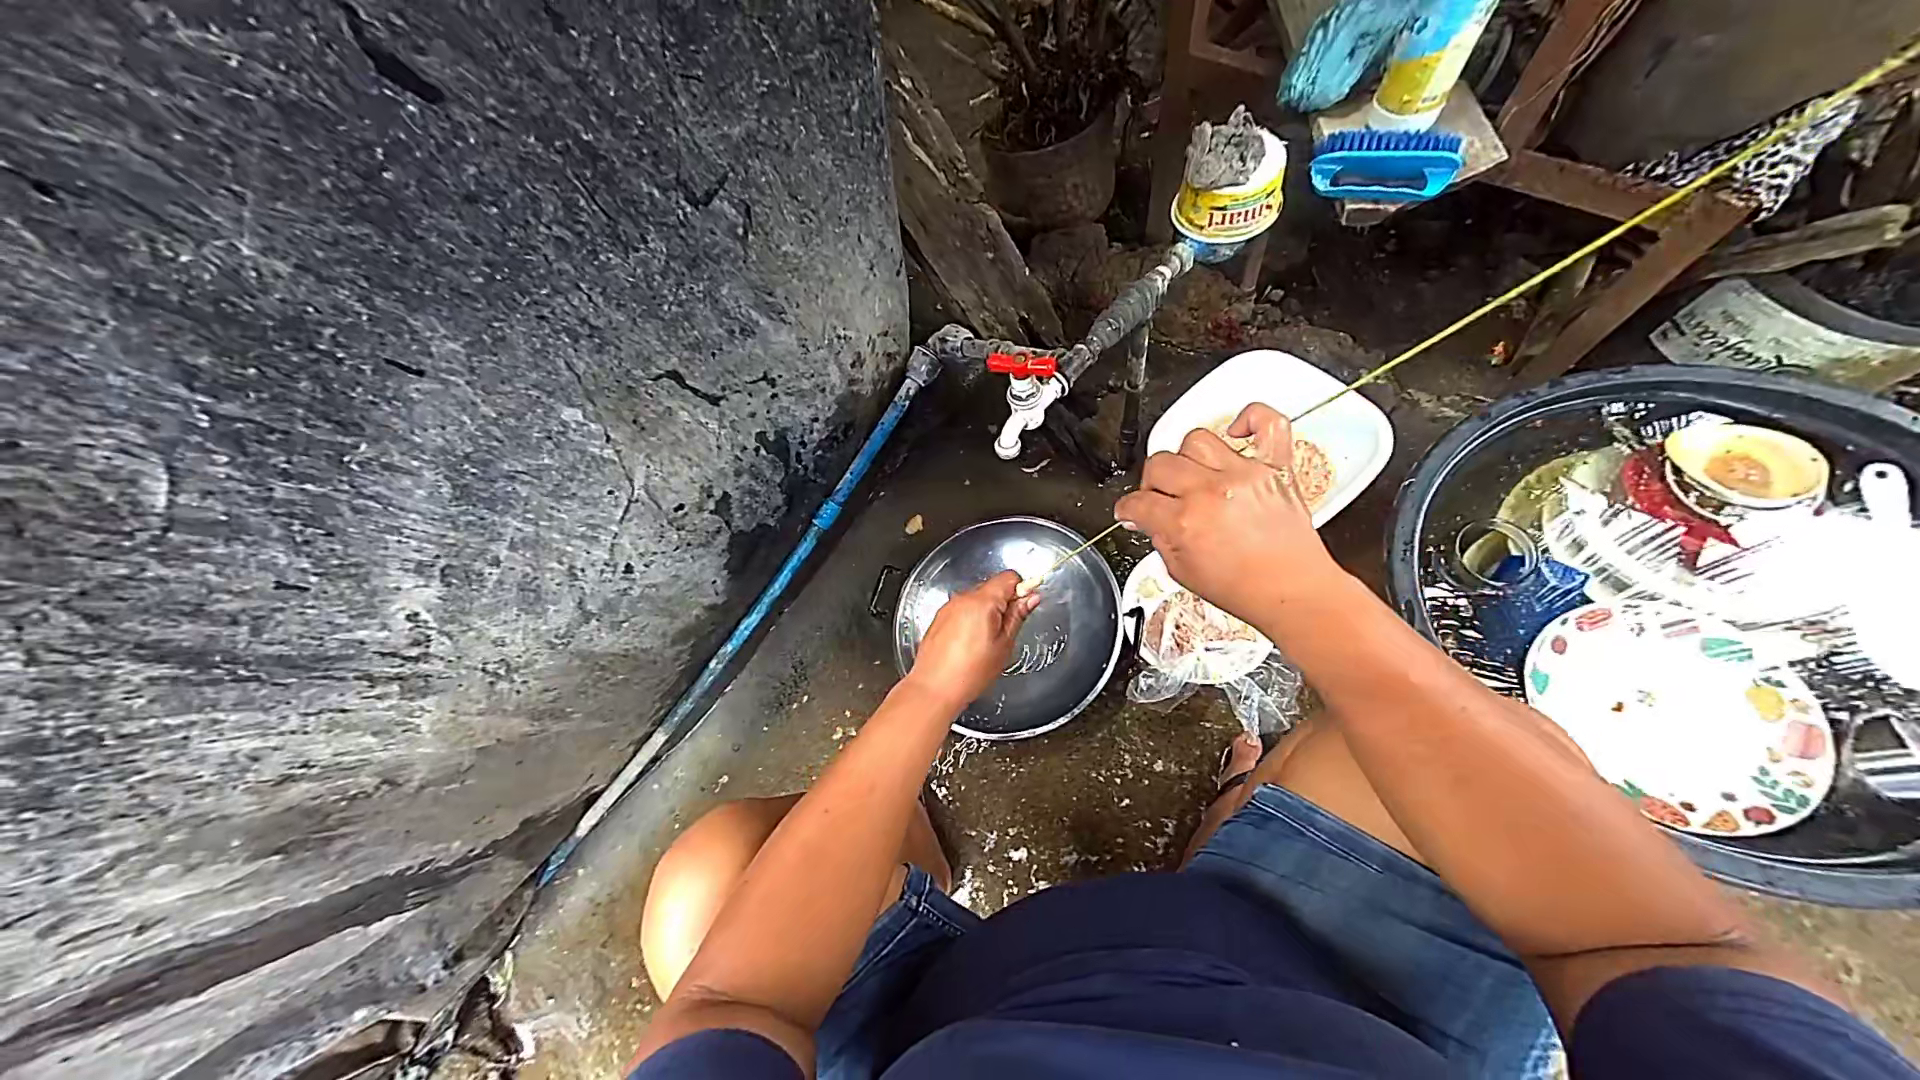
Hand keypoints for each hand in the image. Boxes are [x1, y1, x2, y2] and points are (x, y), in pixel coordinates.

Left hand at [906, 570, 1041, 707]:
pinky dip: (971, 619)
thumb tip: (1030, 598)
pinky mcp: (940, 617)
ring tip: (987, 641)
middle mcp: (963, 598)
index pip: (1009, 577)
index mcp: (982, 602)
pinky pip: (962, 609)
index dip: (1021, 590)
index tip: (1024, 606)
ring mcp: (949, 607)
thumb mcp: (1003, 645)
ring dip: (987, 612)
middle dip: (1004, 603)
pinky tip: (971, 643)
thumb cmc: (968, 673)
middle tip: (1006, 630)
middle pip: (992, 587)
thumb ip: (1017, 616)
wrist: (934, 688)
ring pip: (977, 598)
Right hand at [1112, 403, 1341, 622]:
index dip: (1127, 509)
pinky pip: (1268, 423)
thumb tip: (1145, 518)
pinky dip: (1252, 419)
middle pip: (1159, 464)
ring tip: (1193, 475)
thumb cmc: (1246, 588)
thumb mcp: (1182, 572)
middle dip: (1152, 484)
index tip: (1131, 511)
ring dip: (1186, 458)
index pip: (1137, 502)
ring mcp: (1245, 475)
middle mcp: (1211, 492)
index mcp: (1185, 522)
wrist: (1294, 592)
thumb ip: (1158, 538)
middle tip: (1161, 498)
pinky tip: (1236, 432)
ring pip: (1196, 440)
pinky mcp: (1275, 468)